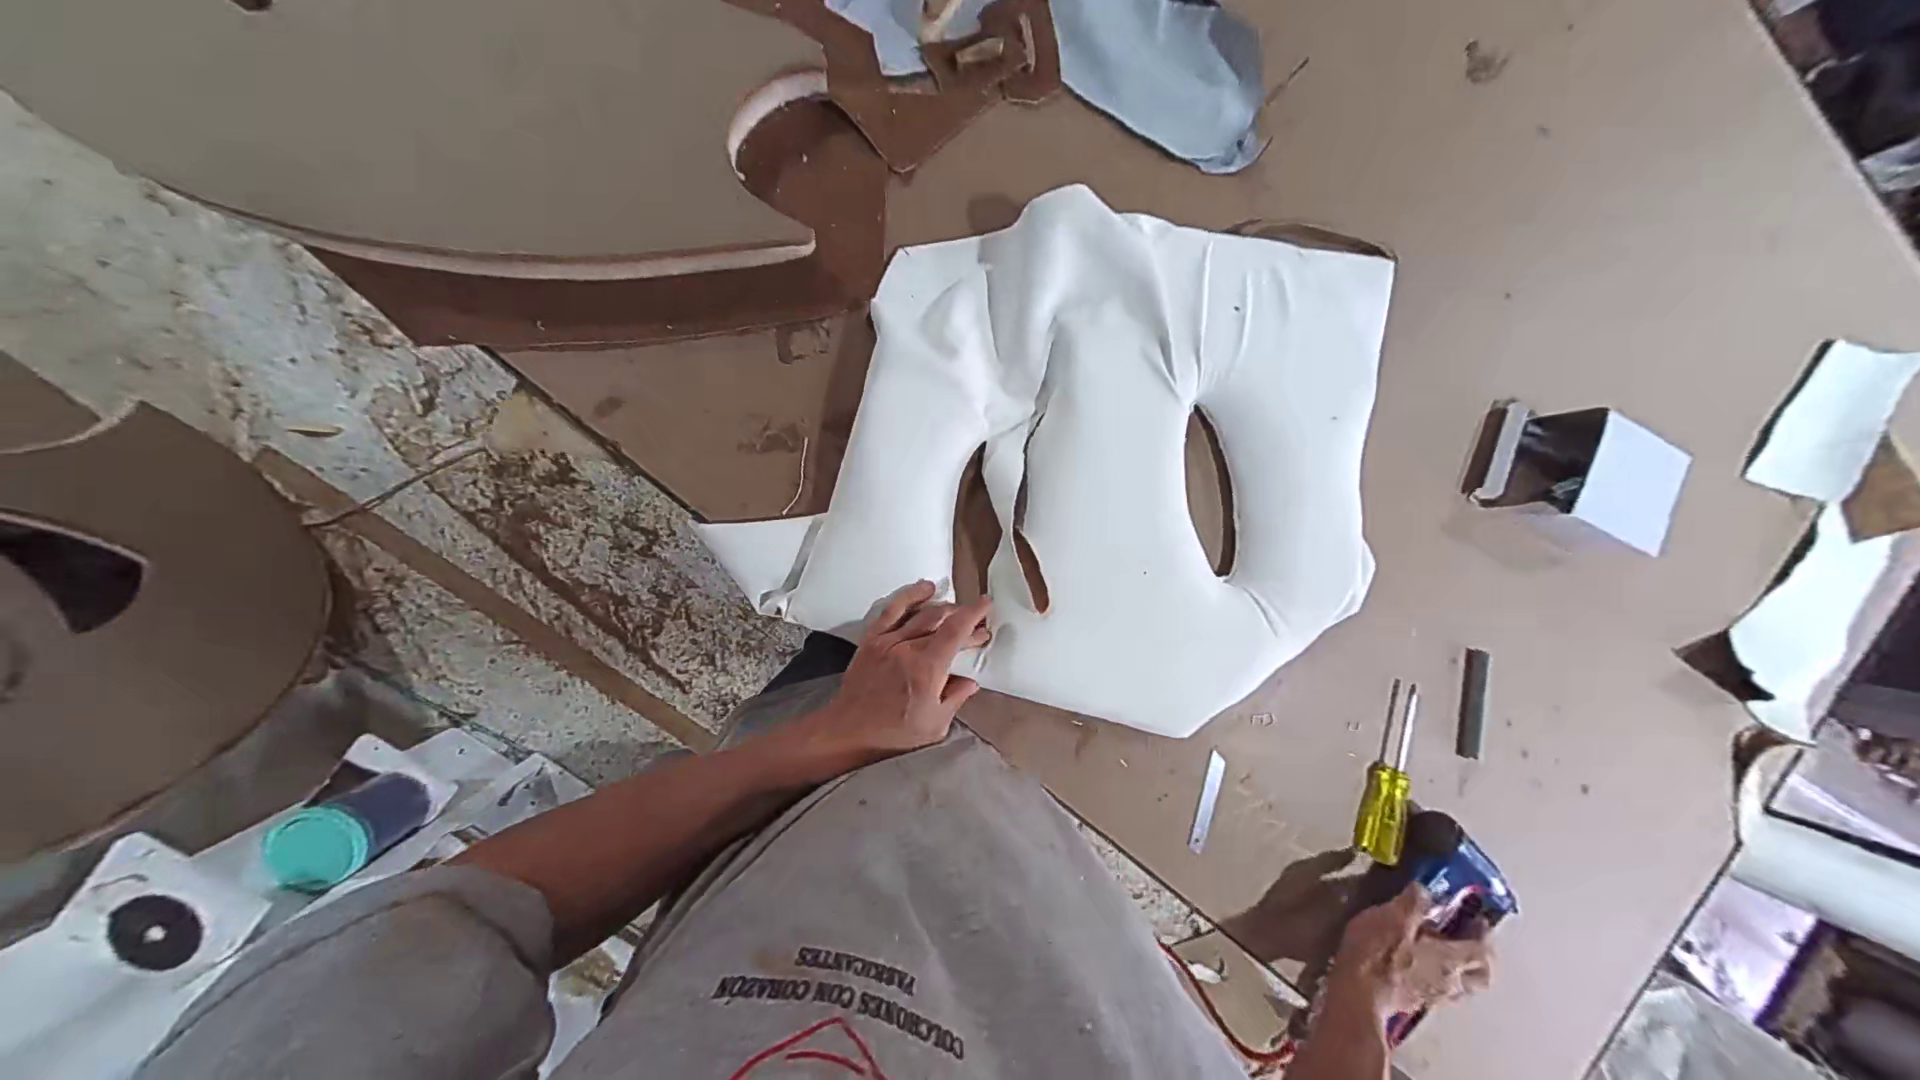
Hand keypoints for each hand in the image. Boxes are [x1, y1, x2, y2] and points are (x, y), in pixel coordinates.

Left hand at [797, 581, 991, 765]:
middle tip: (976, 626)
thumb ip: (955, 698)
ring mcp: (887, 641)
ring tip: (957, 608)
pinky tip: (924, 589)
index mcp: (927, 669)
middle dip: (964, 618)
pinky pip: (892, 610)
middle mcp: (907, 649)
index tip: (986, 605)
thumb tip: (970, 682)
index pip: (956, 631)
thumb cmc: (892, 734)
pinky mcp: (872, 640)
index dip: (974, 614)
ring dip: (943, 606)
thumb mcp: (934, 724)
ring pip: (921, 613)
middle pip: (942, 621)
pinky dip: (910, 596)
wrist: (848, 732)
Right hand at [1325, 883, 1493, 1019]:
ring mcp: (1435, 995)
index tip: (1478, 918)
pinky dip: (1440, 976)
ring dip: (1461, 968)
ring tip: (1443, 949)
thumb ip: (1413, 902)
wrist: (1357, 992)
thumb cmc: (1377, 952)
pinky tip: (1421, 965)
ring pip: (1463, 985)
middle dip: (1480, 957)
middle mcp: (1451, 981)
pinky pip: (1442, 990)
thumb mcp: (1393, 917)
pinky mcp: (1417, 1001)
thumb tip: (1425, 889)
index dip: (1484, 934)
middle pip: (1481, 974)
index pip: (1483, 950)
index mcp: (1450, 960)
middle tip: (1467, 937)